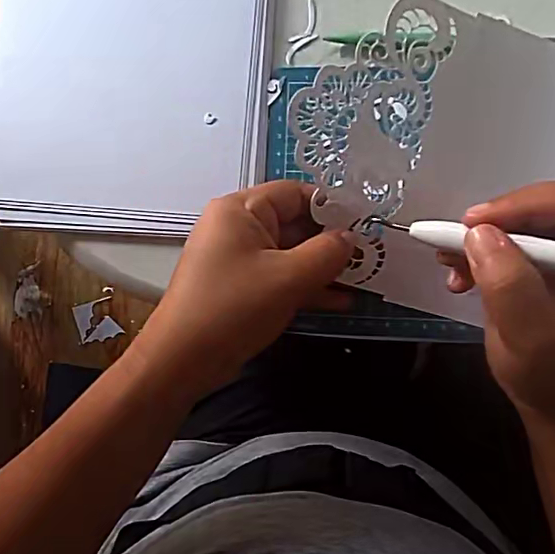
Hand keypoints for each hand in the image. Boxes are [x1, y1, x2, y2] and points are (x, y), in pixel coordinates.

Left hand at [133, 181, 354, 395]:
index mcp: (240, 210)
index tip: (366, 225)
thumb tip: (349, 239)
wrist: (183, 360)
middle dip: (331, 241)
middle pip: (294, 224)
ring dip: (323, 268)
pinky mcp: (240, 288)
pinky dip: (306, 286)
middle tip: (372, 256)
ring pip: (289, 254)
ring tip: (364, 279)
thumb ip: (327, 253)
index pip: (294, 193)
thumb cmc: (233, 308)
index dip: (331, 207)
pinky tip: (339, 300)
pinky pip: (279, 277)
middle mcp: (236, 228)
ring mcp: (237, 259)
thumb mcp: (288, 277)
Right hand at [438, 179, 554, 432]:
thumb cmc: (552, 378)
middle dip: (499, 221)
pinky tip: (462, 273)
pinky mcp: (551, 267)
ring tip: (452, 262)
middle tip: (458, 241)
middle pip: (548, 206)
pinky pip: (514, 240)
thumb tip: (480, 234)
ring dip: (484, 238)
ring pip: (526, 221)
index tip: (476, 226)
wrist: (554, 406)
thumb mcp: (530, 335)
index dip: (523, 205)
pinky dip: (483, 250)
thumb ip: (510, 284)